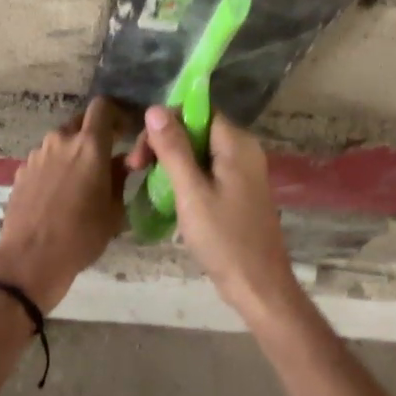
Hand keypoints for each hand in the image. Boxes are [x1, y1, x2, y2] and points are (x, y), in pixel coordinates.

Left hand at [0, 97, 133, 312]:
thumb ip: (119, 178)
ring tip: (81, 181)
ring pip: (61, 142)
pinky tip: (58, 194)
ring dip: (74, 153)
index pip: (103, 107)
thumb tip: (122, 162)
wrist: (30, 259)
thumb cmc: (81, 236)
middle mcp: (61, 141)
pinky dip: (56, 168)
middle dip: (95, 134)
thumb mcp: (113, 211)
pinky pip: (45, 160)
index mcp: (89, 146)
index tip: (125, 131)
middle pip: (81, 123)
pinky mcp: (22, 171)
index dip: (116, 113)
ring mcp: (37, 154)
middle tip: (105, 158)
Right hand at [130, 106, 303, 326]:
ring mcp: (243, 171)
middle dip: (164, 142)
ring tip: (146, 182)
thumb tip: (155, 108)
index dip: (166, 122)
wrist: (259, 287)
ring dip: (171, 161)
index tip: (143, 150)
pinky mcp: (238, 190)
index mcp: (236, 143)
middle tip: (136, 169)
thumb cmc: (224, 239)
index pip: (197, 110)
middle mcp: (243, 150)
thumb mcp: (191, 192)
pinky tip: (167, 194)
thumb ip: (173, 149)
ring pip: (199, 150)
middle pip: (196, 128)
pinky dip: (186, 176)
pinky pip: (207, 169)